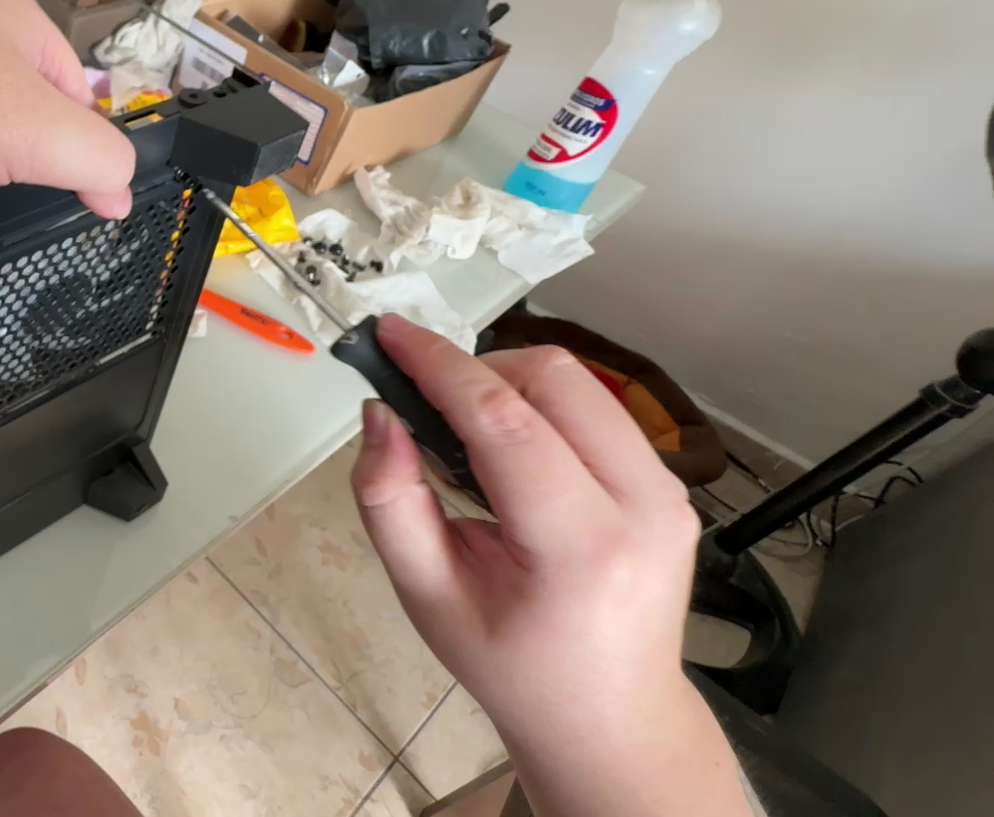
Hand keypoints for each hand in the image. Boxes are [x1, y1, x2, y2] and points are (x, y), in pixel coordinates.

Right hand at [352, 315, 749, 816]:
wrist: (609, 713)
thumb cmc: (508, 661)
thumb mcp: (423, 592)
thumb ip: (388, 500)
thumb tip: (380, 415)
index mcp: (581, 547)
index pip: (507, 422)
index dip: (439, 366)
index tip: (389, 333)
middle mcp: (644, 508)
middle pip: (554, 379)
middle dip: (473, 367)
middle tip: (422, 400)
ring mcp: (667, 492)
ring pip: (577, 381)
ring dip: (502, 380)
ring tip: (458, 424)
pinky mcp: (666, 483)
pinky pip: (592, 406)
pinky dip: (532, 400)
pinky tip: (500, 442)